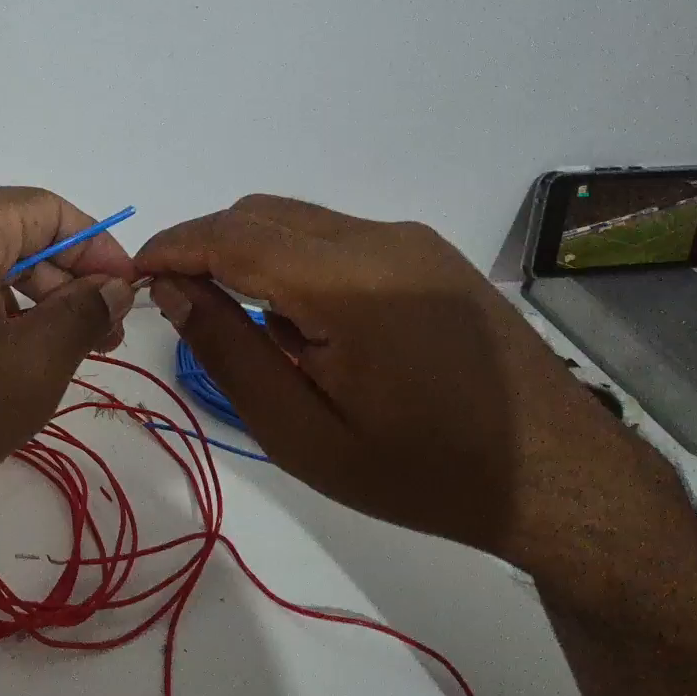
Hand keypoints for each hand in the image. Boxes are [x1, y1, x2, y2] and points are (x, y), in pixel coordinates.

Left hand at [0, 188, 136, 557]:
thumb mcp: (23, 368)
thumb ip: (80, 316)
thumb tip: (113, 285)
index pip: (46, 210)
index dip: (98, 250)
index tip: (128, 300)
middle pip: (12, 238)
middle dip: (66, 284)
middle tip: (101, 341)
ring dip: (26, 310)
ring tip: (53, 366)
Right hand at [135, 194, 683, 575]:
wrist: (560, 480)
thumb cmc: (420, 473)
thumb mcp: (302, 432)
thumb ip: (228, 351)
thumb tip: (172, 289)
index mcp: (349, 285)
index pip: (233, 236)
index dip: (173, 247)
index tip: (135, 275)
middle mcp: (381, 241)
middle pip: (260, 214)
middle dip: (206, 248)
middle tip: (182, 306)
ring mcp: (412, 241)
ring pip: (296, 221)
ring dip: (251, 256)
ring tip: (255, 331)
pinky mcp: (430, 252)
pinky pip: (334, 237)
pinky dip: (294, 262)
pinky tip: (311, 326)